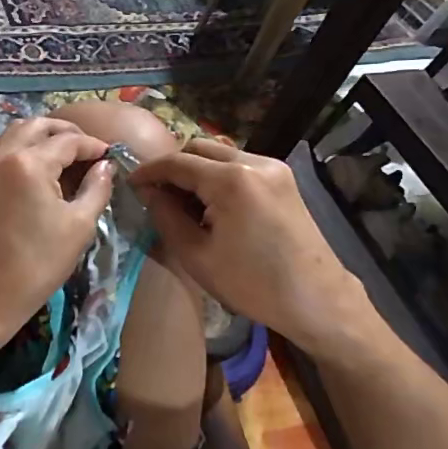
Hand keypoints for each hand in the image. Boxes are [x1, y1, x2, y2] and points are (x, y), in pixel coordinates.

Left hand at [0, 119, 111, 334]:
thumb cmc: (40, 261)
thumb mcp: (79, 224)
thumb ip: (96, 187)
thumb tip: (105, 166)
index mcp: (29, 163)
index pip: (67, 140)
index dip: (92, 146)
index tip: (110, 156)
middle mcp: (4, 155)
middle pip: (38, 125)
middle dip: (66, 132)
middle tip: (88, 149)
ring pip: (18, 133)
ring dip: (44, 136)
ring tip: (68, 155)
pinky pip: (6, 150)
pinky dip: (27, 148)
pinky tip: (46, 168)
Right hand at [130, 139, 370, 349]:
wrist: (317, 300)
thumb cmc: (252, 283)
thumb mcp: (195, 254)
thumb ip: (165, 215)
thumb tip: (148, 192)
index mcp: (231, 180)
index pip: (176, 162)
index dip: (148, 171)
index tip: (130, 184)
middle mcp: (254, 162)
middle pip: (199, 148)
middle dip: (173, 166)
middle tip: (156, 194)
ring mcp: (273, 168)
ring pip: (219, 154)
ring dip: (195, 170)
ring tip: (182, 202)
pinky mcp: (283, 179)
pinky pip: (238, 165)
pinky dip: (217, 176)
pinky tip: (211, 205)